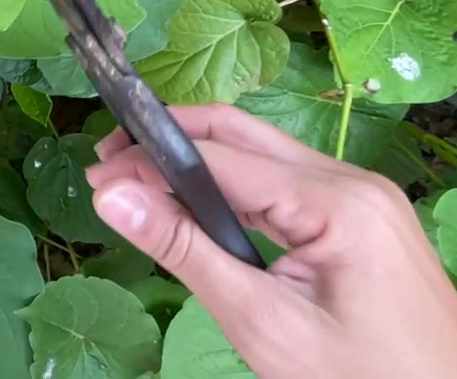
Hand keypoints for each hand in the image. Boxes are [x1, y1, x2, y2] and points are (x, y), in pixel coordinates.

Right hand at [85, 104, 456, 378]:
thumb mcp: (264, 326)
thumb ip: (183, 250)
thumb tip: (107, 193)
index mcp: (335, 201)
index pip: (214, 155)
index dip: (146, 159)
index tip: (97, 177)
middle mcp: (349, 179)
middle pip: (234, 131)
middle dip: (164, 140)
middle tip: (109, 169)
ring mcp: (359, 195)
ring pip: (253, 150)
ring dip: (192, 160)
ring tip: (141, 188)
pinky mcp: (359, 216)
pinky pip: (276, 179)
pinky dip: (226, 185)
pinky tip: (197, 210)